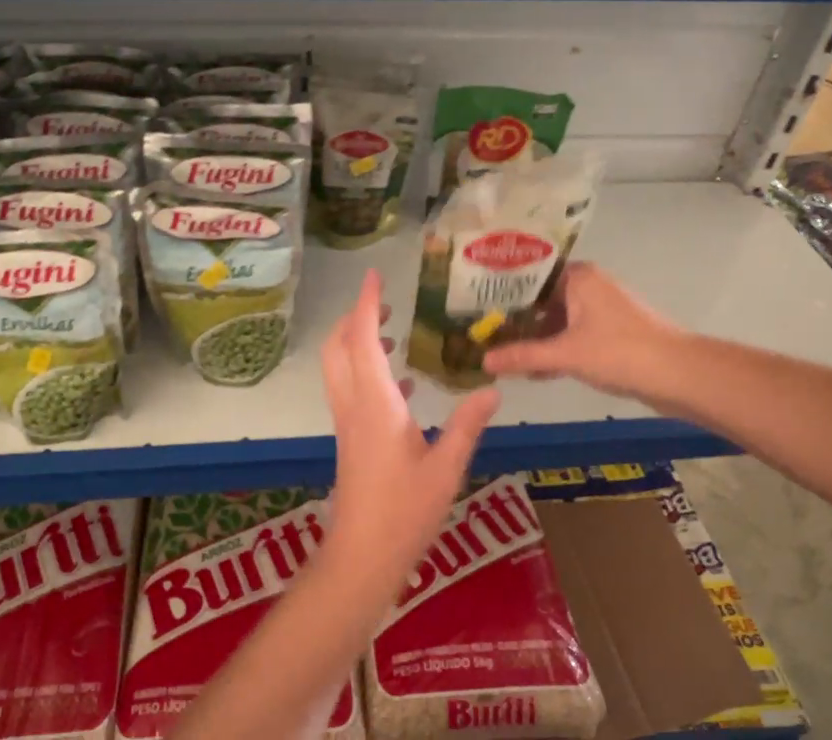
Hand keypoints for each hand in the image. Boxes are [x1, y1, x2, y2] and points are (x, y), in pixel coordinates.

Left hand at [320, 270, 499, 586]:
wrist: (363, 554)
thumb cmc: (405, 511)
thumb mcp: (447, 467)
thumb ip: (468, 424)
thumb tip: (492, 388)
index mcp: (375, 402)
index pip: (361, 338)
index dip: (366, 303)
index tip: (374, 275)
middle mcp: (353, 404)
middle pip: (339, 346)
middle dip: (355, 318)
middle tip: (385, 304)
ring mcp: (348, 422)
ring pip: (340, 367)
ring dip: (358, 343)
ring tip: (393, 335)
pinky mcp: (351, 439)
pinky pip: (351, 390)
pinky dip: (368, 373)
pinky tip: (403, 385)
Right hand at [482, 262, 684, 401]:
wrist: (679, 375)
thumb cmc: (620, 352)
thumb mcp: (565, 354)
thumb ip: (522, 355)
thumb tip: (482, 362)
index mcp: (578, 277)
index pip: (529, 276)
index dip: (500, 291)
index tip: (472, 305)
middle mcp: (589, 286)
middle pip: (541, 299)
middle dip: (513, 319)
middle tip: (479, 332)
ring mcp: (602, 311)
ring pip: (556, 320)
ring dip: (533, 337)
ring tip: (498, 353)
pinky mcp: (611, 334)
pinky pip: (571, 336)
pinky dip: (553, 349)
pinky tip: (531, 369)